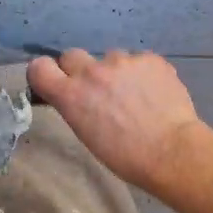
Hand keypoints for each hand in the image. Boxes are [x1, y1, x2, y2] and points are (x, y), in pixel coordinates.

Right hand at [28, 49, 204, 191]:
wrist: (172, 151)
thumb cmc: (126, 156)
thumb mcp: (88, 135)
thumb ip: (77, 106)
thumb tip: (79, 96)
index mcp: (72, 95)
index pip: (39, 68)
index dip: (45, 73)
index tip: (54, 81)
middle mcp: (92, 71)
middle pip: (72, 56)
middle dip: (80, 70)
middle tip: (97, 90)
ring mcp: (122, 61)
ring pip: (111, 59)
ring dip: (116, 72)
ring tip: (135, 95)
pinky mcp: (149, 58)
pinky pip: (139, 61)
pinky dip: (143, 73)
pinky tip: (154, 92)